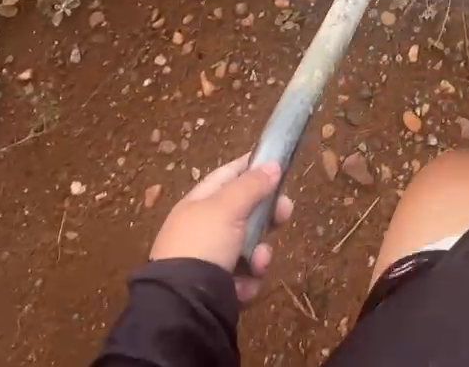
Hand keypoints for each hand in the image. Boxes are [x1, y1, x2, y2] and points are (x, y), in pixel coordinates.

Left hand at [150, 153, 294, 303]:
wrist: (183, 306)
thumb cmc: (203, 244)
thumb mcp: (228, 207)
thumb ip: (252, 185)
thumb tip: (273, 164)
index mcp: (197, 205)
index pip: (227, 176)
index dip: (250, 167)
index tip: (276, 162)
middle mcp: (203, 231)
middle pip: (245, 212)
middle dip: (268, 213)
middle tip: (284, 213)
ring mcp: (210, 261)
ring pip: (250, 245)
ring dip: (260, 252)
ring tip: (258, 261)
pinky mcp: (219, 288)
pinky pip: (245, 274)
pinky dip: (249, 278)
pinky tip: (245, 283)